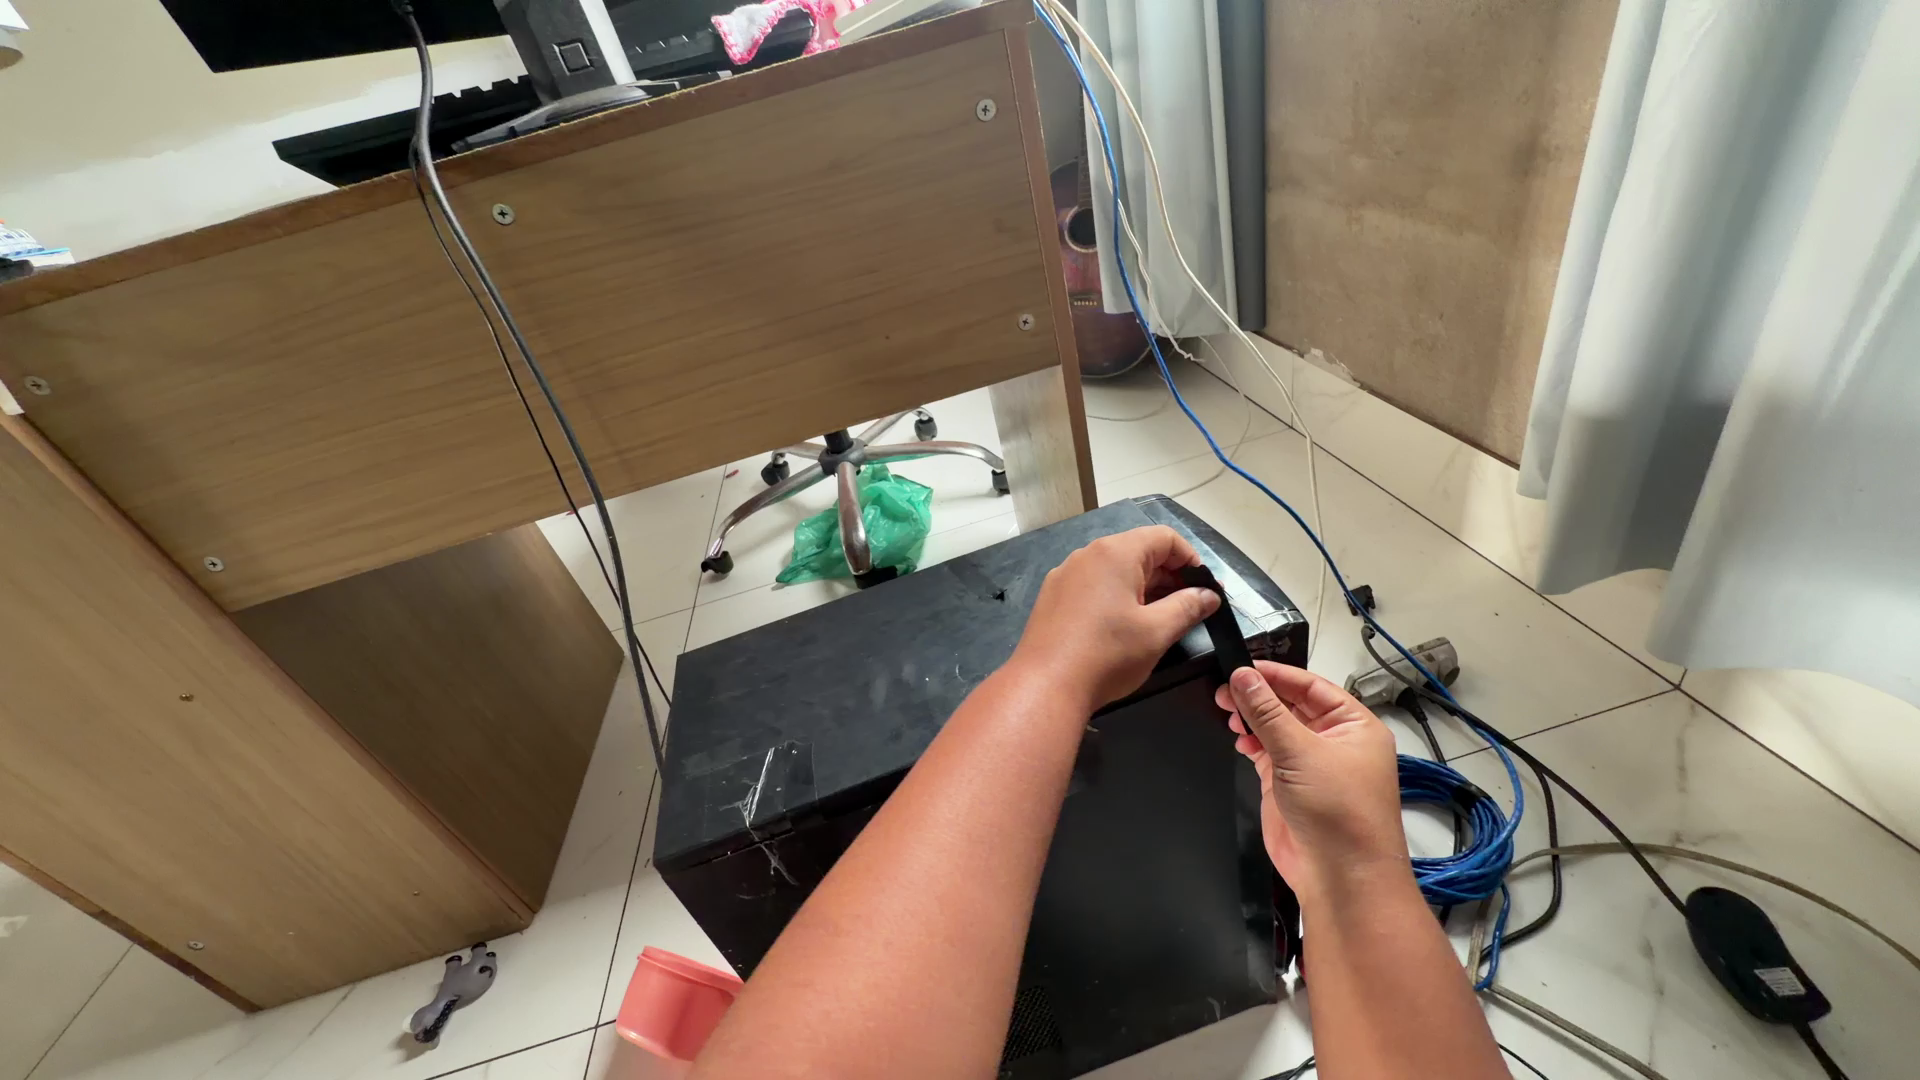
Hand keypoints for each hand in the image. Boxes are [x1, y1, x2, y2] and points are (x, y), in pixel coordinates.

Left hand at [1006, 526, 1221, 711]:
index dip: (1191, 559)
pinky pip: (1093, 585)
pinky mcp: (1053, 596)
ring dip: (1144, 587)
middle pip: (1138, 550)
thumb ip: (1188, 607)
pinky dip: (1116, 596)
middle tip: (1190, 607)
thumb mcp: (1157, 631)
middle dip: (1169, 575)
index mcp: (1114, 553)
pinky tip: (1124, 625)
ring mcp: (1065, 575)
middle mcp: (1087, 555)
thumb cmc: (1107, 654)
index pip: (1164, 537)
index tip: (1204, 588)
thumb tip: (1209, 595)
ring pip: (1115, 569)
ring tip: (1162, 618)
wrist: (1045, 685)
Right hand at [1215, 662, 1409, 902]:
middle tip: (1226, 689)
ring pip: (1276, 726)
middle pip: (1291, 704)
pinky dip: (1250, 741)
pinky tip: (1237, 737)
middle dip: (1259, 696)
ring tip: (1227, 711)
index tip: (1242, 666)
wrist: (1341, 879)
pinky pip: (1266, 751)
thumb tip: (1243, 676)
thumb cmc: (1341, 815)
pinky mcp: (1289, 784)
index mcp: (1354, 726)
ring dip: (1251, 718)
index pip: (1311, 686)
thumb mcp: (1299, 752)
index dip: (1276, 674)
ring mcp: (1311, 763)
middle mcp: (1334, 741)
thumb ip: (1265, 711)